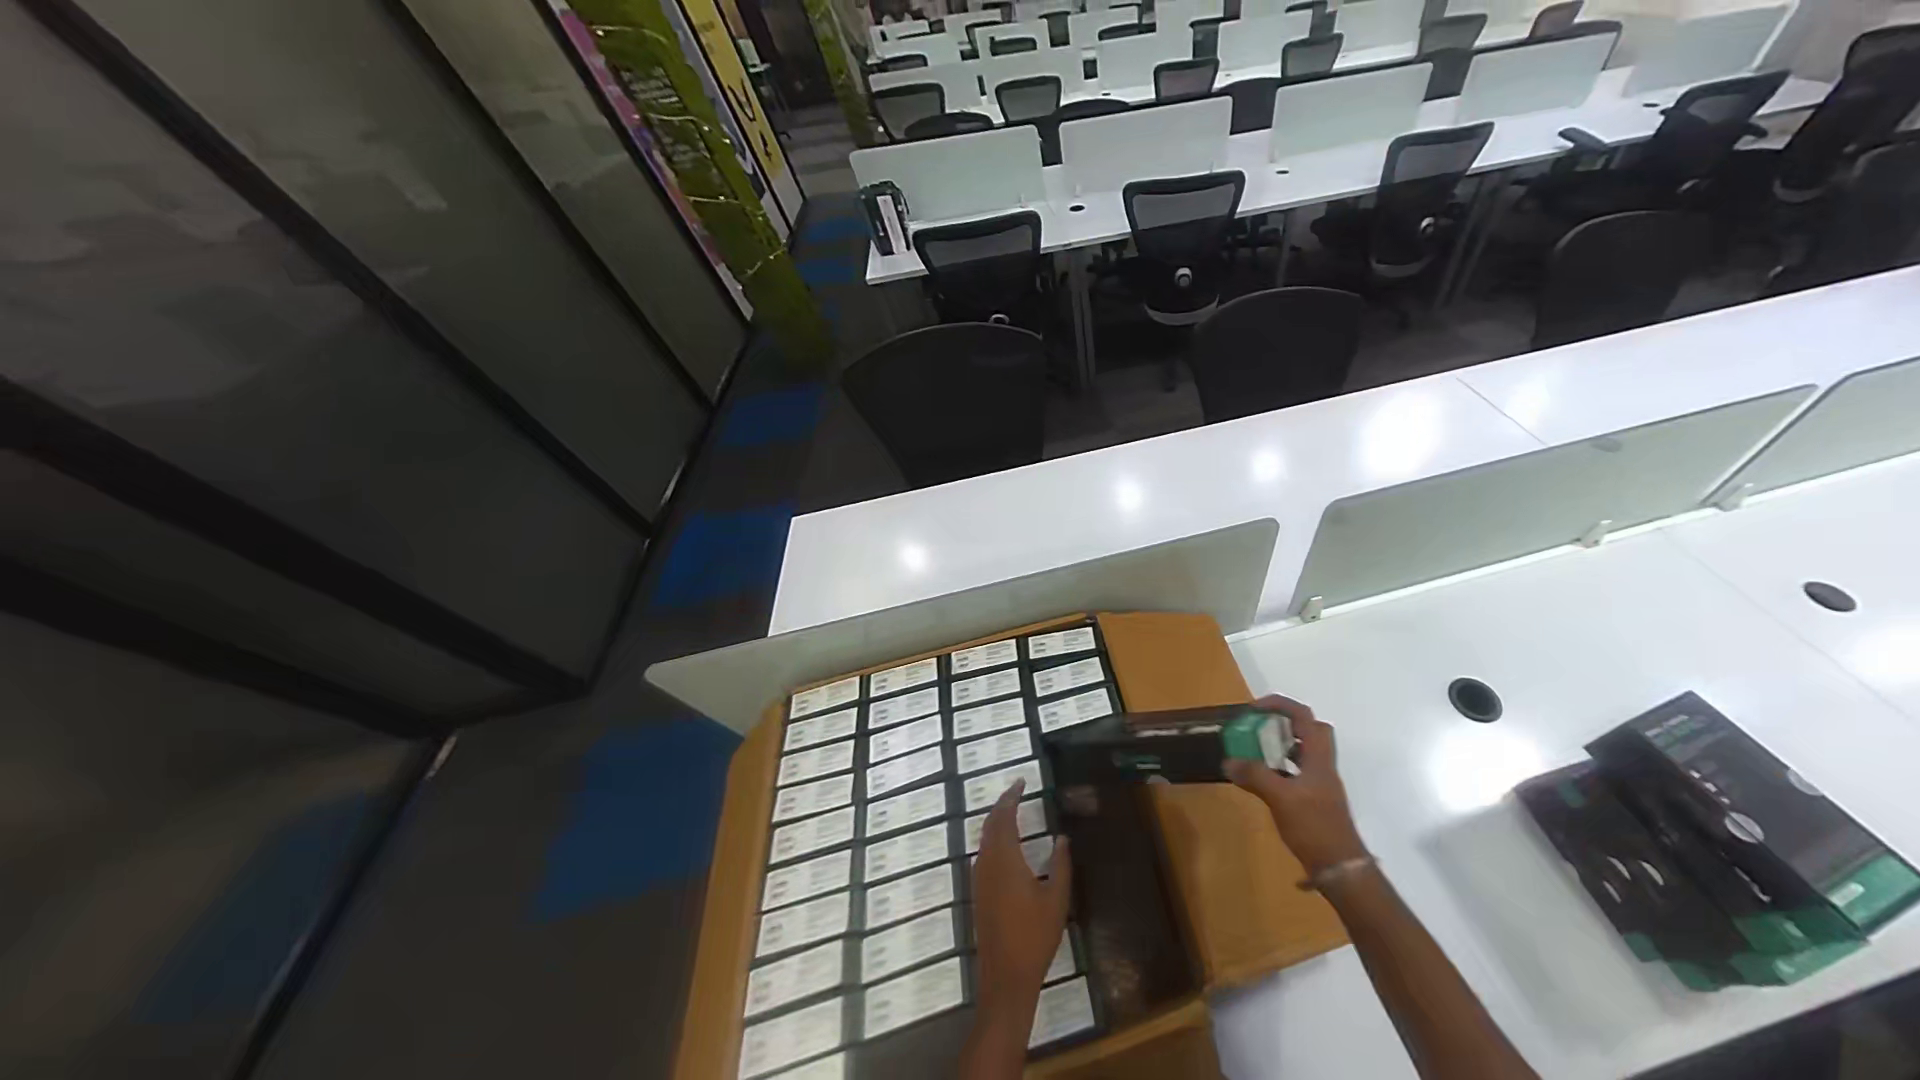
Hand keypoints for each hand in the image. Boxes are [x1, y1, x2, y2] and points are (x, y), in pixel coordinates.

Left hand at [969, 780, 1072, 1014]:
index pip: (1004, 816)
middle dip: (1003, 804)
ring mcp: (979, 876)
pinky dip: (993, 837)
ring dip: (997, 820)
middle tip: (1017, 790)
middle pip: (991, 823)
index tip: (1022, 781)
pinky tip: (1006, 844)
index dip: (1011, 796)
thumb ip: (1061, 865)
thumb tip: (1062, 837)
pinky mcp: (978, 890)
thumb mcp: (1056, 899)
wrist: (1005, 974)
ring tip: (1013, 810)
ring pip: (984, 837)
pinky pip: (983, 851)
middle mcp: (987, 861)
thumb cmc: (1034, 935)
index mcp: (1004, 858)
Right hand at [1223, 694, 1367, 874]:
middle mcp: (1321, 766)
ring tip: (1253, 749)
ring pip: (1302, 752)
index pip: (1304, 717)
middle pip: (1310, 730)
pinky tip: (1261, 778)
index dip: (1280, 705)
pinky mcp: (1313, 799)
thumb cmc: (1314, 827)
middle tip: (1258, 726)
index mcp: (1318, 759)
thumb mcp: (1280, 798)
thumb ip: (1255, 776)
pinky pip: (1294, 772)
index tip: (1254, 709)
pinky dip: (1278, 768)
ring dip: (1279, 745)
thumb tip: (1229, 761)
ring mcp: (1319, 783)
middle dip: (1283, 722)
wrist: (1340, 867)